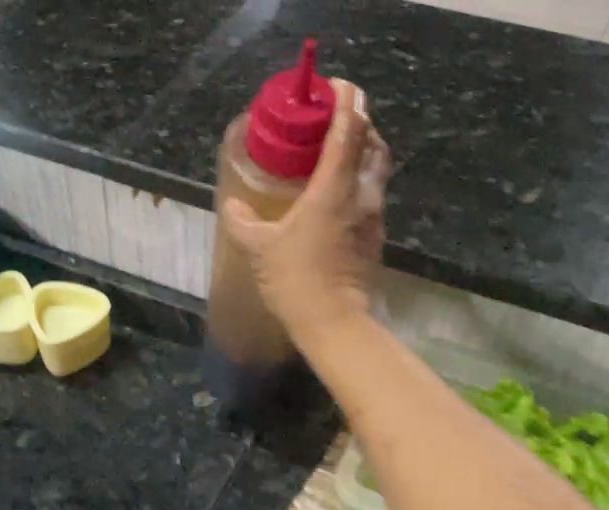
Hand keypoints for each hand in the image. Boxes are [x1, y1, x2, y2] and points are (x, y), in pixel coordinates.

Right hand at [221, 80, 391, 348]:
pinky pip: (372, 198)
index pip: (348, 127)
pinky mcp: (376, 239)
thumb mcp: (260, 249)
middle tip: (336, 120)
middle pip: (372, 143)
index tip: (334, 87)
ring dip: (363, 154)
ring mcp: (374, 217)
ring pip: (376, 170)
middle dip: (358, 123)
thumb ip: (243, 222)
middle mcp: (361, 193)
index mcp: (334, 186)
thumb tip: (232, 205)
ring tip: (339, 155)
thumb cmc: (297, 280)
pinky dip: (360, 185)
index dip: (345, 100)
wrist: (334, 324)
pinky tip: (340, 198)